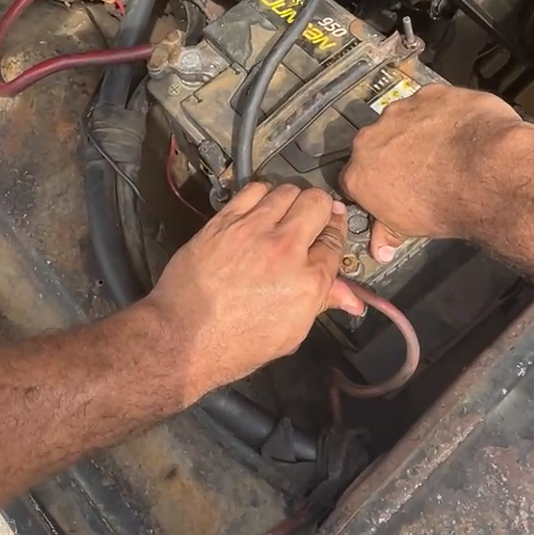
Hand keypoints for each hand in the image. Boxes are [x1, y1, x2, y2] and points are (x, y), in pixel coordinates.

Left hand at [140, 183, 360, 397]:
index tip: (330, 230)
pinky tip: (260, 206)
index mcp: (308, 282)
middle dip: (320, 208)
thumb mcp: (290, 333)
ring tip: (286, 211)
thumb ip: (321, 303)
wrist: (183, 335)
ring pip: (287, 191)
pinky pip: (252, 190)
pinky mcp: (225, 222)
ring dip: (291, 199)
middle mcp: (285, 250)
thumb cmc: (235, 344)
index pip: (335, 241)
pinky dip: (261, 194)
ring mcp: (253, 232)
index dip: (335, 233)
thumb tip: (350, 298)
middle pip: (317, 204)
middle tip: (313, 216)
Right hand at [341, 84, 526, 258]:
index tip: (388, 191)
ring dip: (419, 131)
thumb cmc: (444, 205)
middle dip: (394, 154)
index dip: (371, 185)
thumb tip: (380, 250)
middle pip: (376, 144)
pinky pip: (434, 102)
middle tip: (421, 171)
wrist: (485, 173)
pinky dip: (445, 113)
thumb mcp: (409, 229)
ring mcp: (402, 111)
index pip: (353, 179)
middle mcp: (372, 137)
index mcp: (359, 172)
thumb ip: (387, 233)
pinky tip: (463, 130)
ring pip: (405, 119)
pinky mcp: (432, 93)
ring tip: (447, 149)